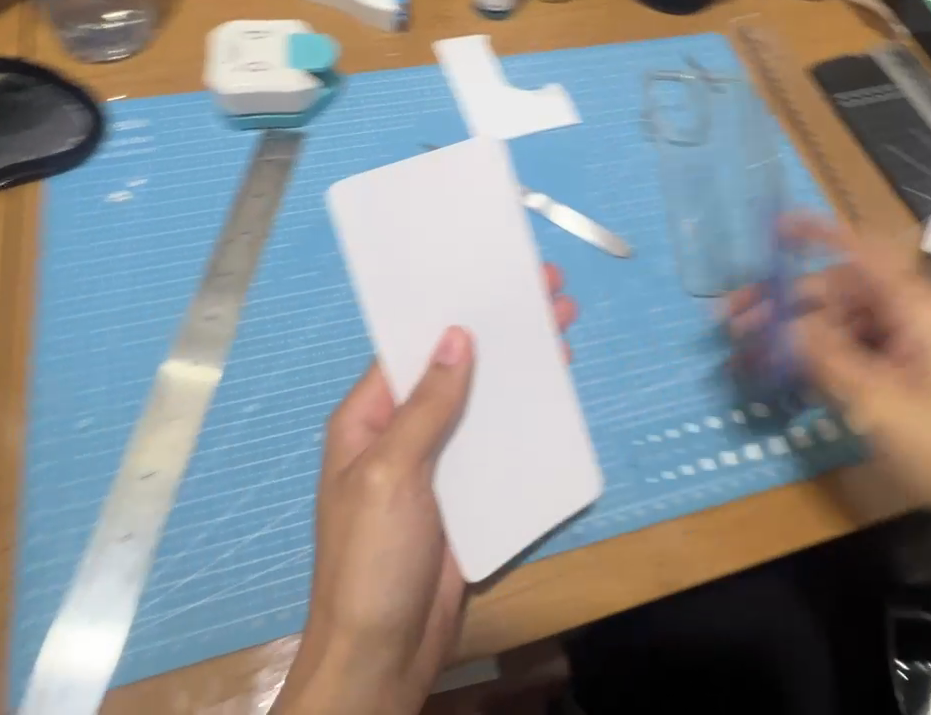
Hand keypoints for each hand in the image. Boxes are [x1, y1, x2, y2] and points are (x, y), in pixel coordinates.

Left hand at [276, 267, 575, 714]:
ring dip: (519, 368)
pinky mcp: (467, 493)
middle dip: (499, 330)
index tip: (495, 276)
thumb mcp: (391, 475)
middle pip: (457, 367)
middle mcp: (402, 431)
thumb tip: (456, 336)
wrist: (385, 655)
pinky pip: (498, 443)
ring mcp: (438, 463)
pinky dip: (526, 415)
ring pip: (483, 401)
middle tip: (550, 292)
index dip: (454, 310)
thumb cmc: (372, 559)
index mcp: (367, 417)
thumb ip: (426, 408)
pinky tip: (556, 392)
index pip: (412, 348)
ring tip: (563, 328)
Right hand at [732, 220, 930, 714]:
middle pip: (844, 293)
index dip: (818, 233)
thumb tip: (780, 324)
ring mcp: (924, 348)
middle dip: (788, 303)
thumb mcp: (881, 404)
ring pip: (849, 324)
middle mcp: (922, 317)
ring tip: (753, 356)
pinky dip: (827, 358)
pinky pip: (865, 352)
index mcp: (922, 308)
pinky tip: (793, 375)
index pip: (864, 252)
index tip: (773, 227)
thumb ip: (826, 357)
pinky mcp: (922, 376)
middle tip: (735, 321)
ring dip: (801, 334)